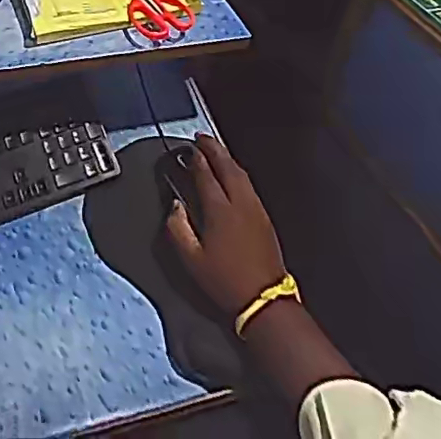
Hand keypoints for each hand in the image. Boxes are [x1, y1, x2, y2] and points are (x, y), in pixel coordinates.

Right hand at [165, 134, 287, 319]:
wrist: (266, 302)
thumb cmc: (224, 280)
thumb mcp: (191, 258)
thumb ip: (177, 227)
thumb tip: (175, 206)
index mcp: (220, 210)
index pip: (206, 175)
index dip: (196, 159)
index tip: (188, 149)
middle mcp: (240, 204)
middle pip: (227, 167)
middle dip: (214, 149)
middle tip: (201, 138)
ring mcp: (256, 210)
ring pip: (242, 174)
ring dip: (227, 158)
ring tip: (215, 150)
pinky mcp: (265, 218)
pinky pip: (249, 185)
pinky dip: (238, 172)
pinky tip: (232, 174)